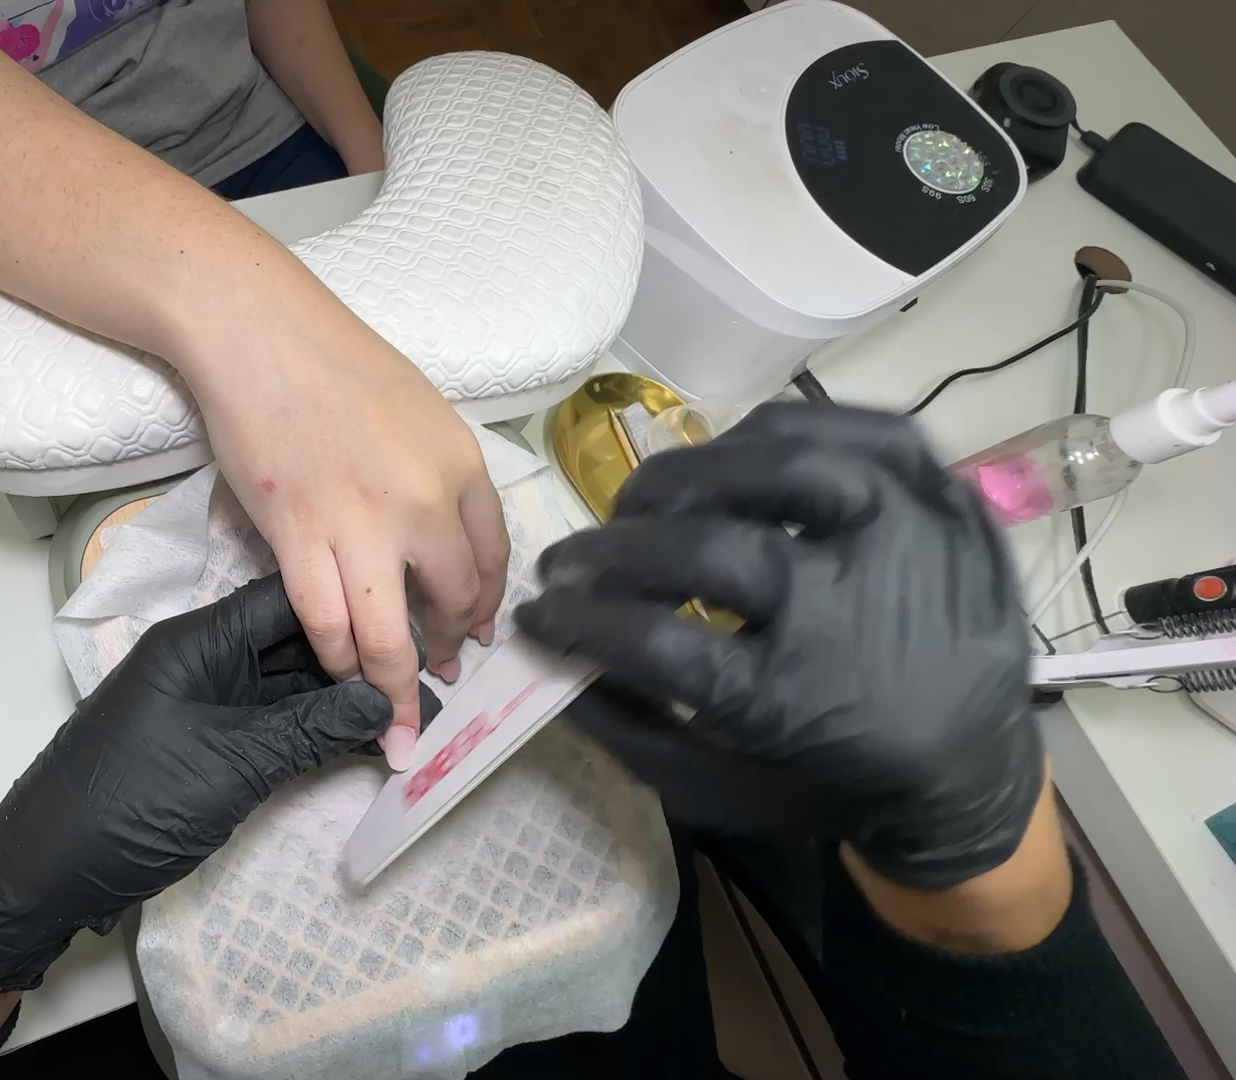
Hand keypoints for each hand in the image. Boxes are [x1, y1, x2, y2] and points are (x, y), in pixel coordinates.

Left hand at [0, 574, 437, 991]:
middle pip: (292, 644)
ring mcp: (209, 701)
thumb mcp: (230, 765)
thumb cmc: (133, 803)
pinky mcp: (211, 741)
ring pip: (286, 686)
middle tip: (424, 690)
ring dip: (338, 704)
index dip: (349, 616)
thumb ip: (308, 729)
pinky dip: (311, 733)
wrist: (47, 873)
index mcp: (198, 640)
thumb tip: (384, 702)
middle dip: (354, 667)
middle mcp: (206, 658)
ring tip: (407, 720)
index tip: (411, 634)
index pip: (285, 603)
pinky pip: (271, 723)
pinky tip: (360, 742)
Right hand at [189, 314, 506, 770]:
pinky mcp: (295, 535)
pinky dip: (337, 658)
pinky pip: (325, 621)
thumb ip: (446, 483)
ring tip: (392, 719)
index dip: (485, 608)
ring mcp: (358, 524)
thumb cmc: (341, 364)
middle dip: (445, 654)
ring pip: (386, 635)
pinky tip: (342, 672)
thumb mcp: (423, 413)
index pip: (494, 560)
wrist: (261, 336)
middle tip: (436, 677)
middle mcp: (422, 503)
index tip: (473, 635)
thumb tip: (445, 554)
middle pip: (451, 605)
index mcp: (461, 465)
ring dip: (392, 688)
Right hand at [516, 403, 1041, 889]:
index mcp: (796, 704)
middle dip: (612, 551)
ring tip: (641, 506)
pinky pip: (849, 430)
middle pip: (709, 550)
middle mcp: (859, 614)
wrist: (970, 774)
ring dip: (683, 478)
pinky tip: (726, 462)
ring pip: (784, 466)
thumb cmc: (819, 780)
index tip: (536, 611)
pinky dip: (770, 434)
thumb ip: (619, 722)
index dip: (576, 618)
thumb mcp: (707, 784)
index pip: (652, 641)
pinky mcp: (944, 502)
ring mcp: (914, 543)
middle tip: (571, 560)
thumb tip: (547, 647)